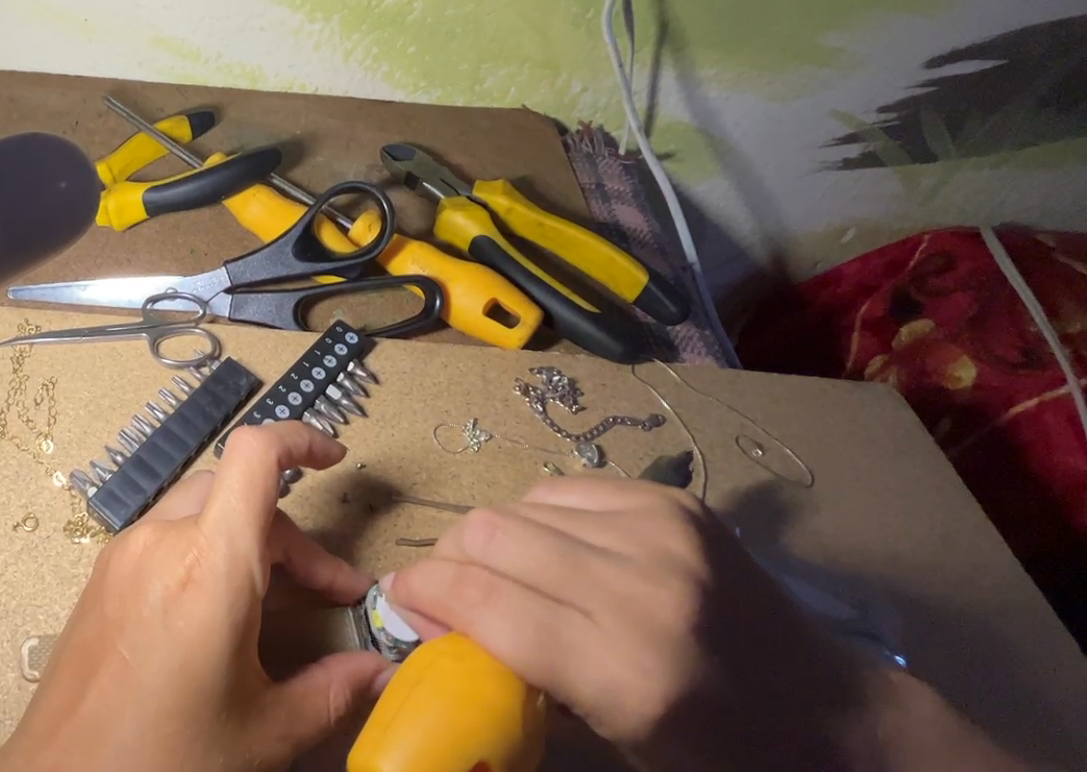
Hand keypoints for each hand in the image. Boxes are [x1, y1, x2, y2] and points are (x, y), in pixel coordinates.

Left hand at [0, 423, 392, 771]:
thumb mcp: (264, 731)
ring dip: (250, 541)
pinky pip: (169, 535)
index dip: (299, 439)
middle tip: (328, 591)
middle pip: (238, 491)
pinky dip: (209, 551)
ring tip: (281, 602)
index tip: (334, 457)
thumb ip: (332, 691)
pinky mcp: (106, 572)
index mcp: (209, 564)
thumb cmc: (162, 759)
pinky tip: (223, 609)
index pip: (254, 455)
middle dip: (291, 532)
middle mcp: (162, 539)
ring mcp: (126, 551)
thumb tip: (379, 671)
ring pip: (203, 511)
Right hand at [384, 478, 1030, 771]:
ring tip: (501, 572)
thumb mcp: (605, 744)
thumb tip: (427, 619)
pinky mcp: (670, 500)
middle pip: (487, 532)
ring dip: (489, 538)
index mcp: (627, 670)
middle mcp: (643, 586)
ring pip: (516, 504)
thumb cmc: (714, 756)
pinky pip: (559, 490)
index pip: (481, 598)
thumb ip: (510, 672)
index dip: (422, 592)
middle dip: (446, 559)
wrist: (836, 720)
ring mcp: (661, 530)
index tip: (400, 601)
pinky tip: (551, 550)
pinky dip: (535, 519)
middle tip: (444, 590)